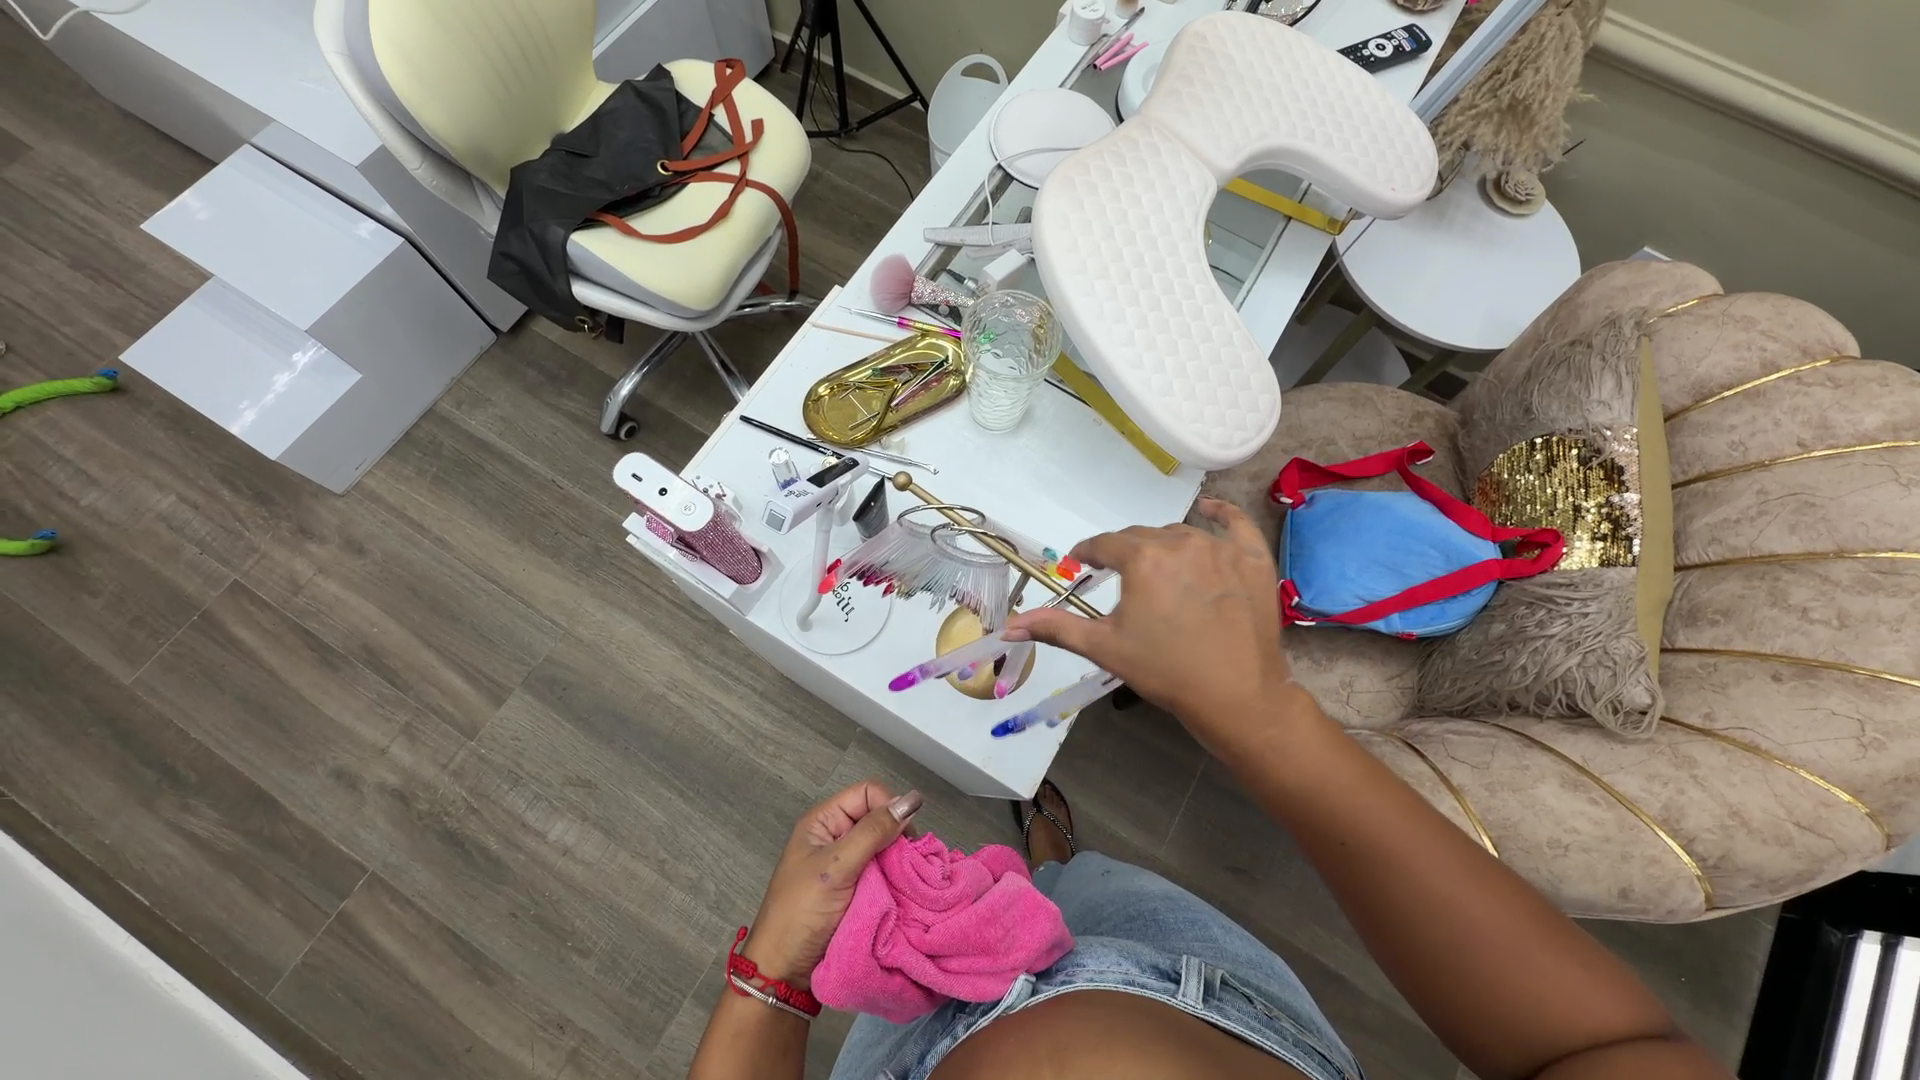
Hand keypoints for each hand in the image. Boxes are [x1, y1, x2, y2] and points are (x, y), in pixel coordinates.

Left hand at [740, 781, 922, 989]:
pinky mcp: (858, 889)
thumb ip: (874, 831)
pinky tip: (905, 889)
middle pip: (880, 818)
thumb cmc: (801, 913)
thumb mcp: (836, 866)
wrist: (784, 972)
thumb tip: (913, 798)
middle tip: (909, 863)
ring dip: (900, 860)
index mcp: (824, 821)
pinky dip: (897, 879)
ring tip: (910, 878)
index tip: (905, 837)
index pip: (868, 793)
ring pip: (886, 847)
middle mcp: (837, 836)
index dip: (889, 807)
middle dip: (898, 836)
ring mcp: (848, 864)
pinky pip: (886, 872)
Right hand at [1002, 498, 1307, 755]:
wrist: (1236, 695)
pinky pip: (1235, 523)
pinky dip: (1221, 513)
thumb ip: (1056, 628)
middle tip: (1119, 578)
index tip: (1080, 564)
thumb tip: (1007, 626)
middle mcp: (1180, 542)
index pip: (1104, 545)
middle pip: (1141, 538)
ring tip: (1157, 571)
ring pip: (1181, 534)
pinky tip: (1209, 508)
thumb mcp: (1104, 648)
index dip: (1087, 553)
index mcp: (1142, 558)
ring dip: (1163, 546)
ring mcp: (1221, 548)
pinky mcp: (1253, 559)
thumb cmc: (1164, 671)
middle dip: (1124, 553)